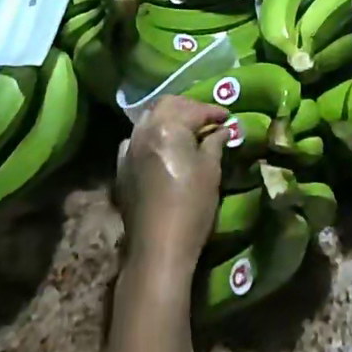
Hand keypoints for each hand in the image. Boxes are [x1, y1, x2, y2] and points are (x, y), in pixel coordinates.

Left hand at [115, 96, 229, 268]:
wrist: (158, 245)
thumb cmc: (191, 206)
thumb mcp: (211, 171)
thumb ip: (215, 144)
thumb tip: (223, 129)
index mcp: (167, 126)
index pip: (193, 109)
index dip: (213, 111)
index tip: (228, 117)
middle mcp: (144, 129)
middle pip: (166, 105)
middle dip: (188, 108)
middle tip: (208, 119)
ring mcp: (129, 146)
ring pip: (149, 118)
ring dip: (168, 118)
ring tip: (187, 129)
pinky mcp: (122, 165)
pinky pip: (136, 139)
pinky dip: (151, 135)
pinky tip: (162, 146)